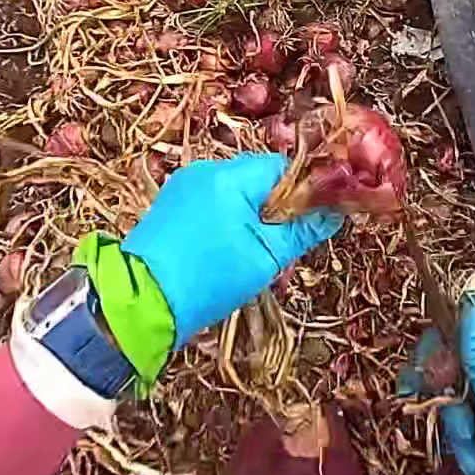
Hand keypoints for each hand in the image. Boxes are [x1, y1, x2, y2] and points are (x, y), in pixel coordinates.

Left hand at [122, 153, 341, 345]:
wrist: (136, 307)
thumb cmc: (207, 280)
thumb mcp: (266, 257)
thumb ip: (305, 229)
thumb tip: (338, 211)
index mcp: (231, 176)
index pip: (283, 167)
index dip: (301, 192)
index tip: (306, 222)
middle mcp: (207, 170)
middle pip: (260, 177)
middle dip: (275, 206)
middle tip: (279, 244)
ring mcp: (185, 184)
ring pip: (237, 189)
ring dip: (251, 213)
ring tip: (250, 251)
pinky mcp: (170, 202)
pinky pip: (213, 199)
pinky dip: (227, 217)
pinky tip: (223, 248)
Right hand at [435, 294, 474, 474]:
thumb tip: (470, 290)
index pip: (450, 336)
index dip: (429, 358)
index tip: (415, 385)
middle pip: (450, 379)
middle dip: (449, 411)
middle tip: (464, 429)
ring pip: (459, 413)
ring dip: (462, 441)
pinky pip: (474, 441)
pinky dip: (474, 459)